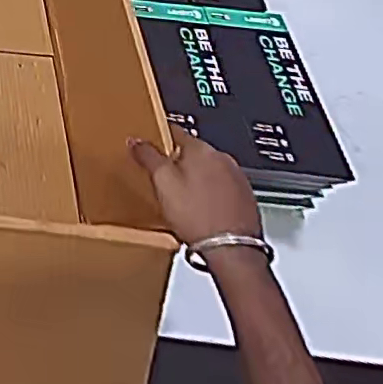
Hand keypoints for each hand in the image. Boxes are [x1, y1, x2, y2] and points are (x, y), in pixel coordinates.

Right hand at [129, 125, 261, 245]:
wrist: (232, 252)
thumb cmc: (199, 218)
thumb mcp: (162, 182)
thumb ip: (148, 156)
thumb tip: (136, 141)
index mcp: (201, 148)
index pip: (175, 131)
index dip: (160, 137)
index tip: (153, 144)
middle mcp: (222, 158)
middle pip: (193, 152)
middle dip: (179, 163)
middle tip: (166, 181)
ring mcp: (237, 178)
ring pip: (209, 171)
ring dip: (197, 180)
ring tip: (184, 202)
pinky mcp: (246, 198)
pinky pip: (222, 189)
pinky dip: (212, 195)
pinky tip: (203, 212)